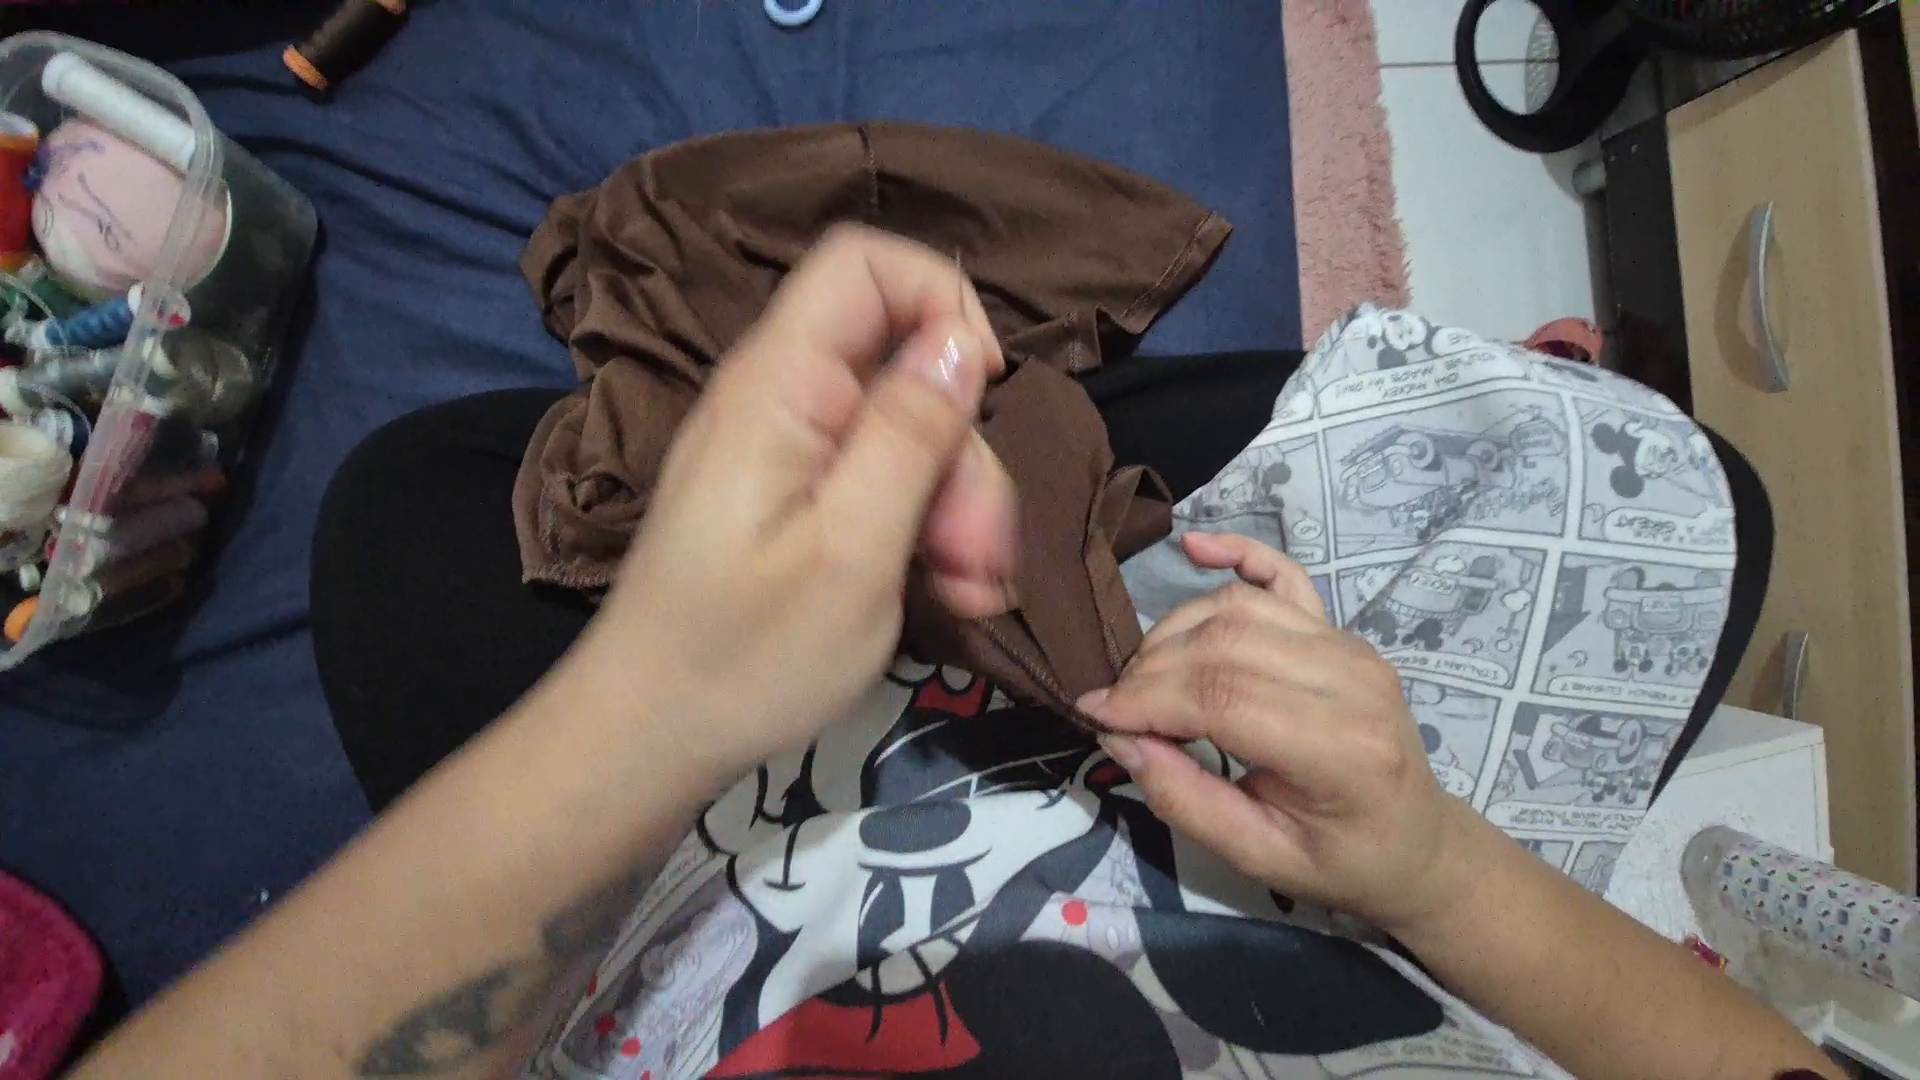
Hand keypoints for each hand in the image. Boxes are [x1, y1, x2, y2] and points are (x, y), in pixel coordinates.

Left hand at [563, 225, 1016, 785]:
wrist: (654, 736)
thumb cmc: (746, 657)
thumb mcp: (851, 552)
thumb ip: (908, 437)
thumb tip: (961, 342)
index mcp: (780, 388)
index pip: (864, 266)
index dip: (942, 300)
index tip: (988, 386)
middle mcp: (785, 400)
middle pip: (907, 369)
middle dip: (963, 456)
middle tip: (980, 558)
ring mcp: (794, 451)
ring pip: (911, 434)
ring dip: (957, 506)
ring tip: (968, 593)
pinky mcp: (803, 497)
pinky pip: (886, 481)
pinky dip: (927, 527)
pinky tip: (945, 590)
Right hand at [1080, 532, 1480, 932]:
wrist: (1417, 840)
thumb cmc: (1340, 859)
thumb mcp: (1258, 857)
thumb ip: (1183, 799)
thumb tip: (1117, 737)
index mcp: (1341, 747)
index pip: (1221, 696)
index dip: (1146, 699)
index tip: (1096, 714)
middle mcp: (1350, 678)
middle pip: (1222, 643)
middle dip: (1150, 670)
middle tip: (1117, 707)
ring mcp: (1348, 644)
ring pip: (1236, 607)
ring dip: (1171, 632)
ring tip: (1144, 676)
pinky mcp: (1338, 630)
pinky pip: (1281, 575)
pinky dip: (1236, 552)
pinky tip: (1194, 546)